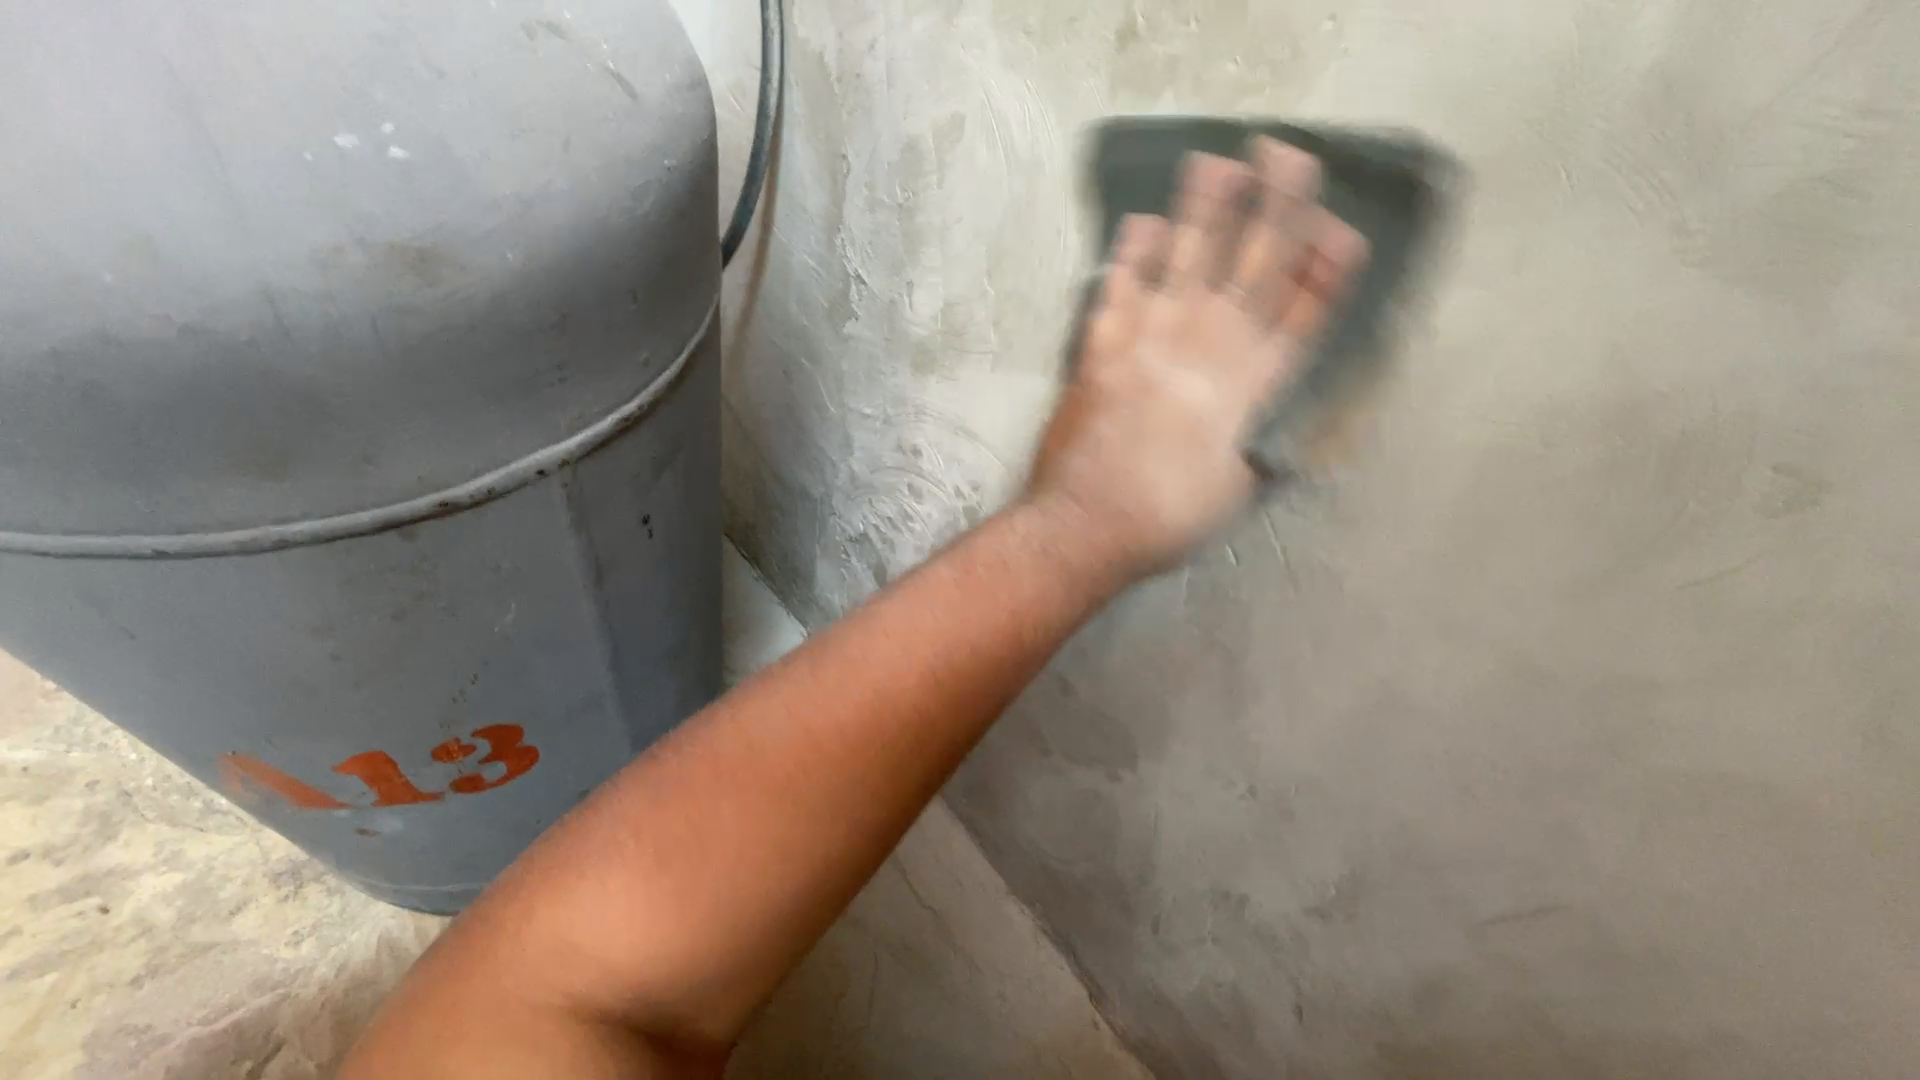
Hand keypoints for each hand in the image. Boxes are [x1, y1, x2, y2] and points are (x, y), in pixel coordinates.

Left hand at [1025, 138, 1368, 577]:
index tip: (1340, 228)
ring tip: (1215, 161)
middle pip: (1251, 265)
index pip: (1302, 313)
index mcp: (1253, 385)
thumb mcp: (1240, 490)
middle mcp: (1207, 347)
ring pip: (1185, 258)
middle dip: (1275, 207)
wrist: (1089, 522)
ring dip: (1203, 207)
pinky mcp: (1099, 346)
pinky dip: (1129, 254)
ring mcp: (1150, 339)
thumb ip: (1264, 448)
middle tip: (1287, 153)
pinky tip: (1140, 222)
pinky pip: (1117, 287)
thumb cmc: (1171, 516)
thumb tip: (1284, 429)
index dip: (1323, 269)